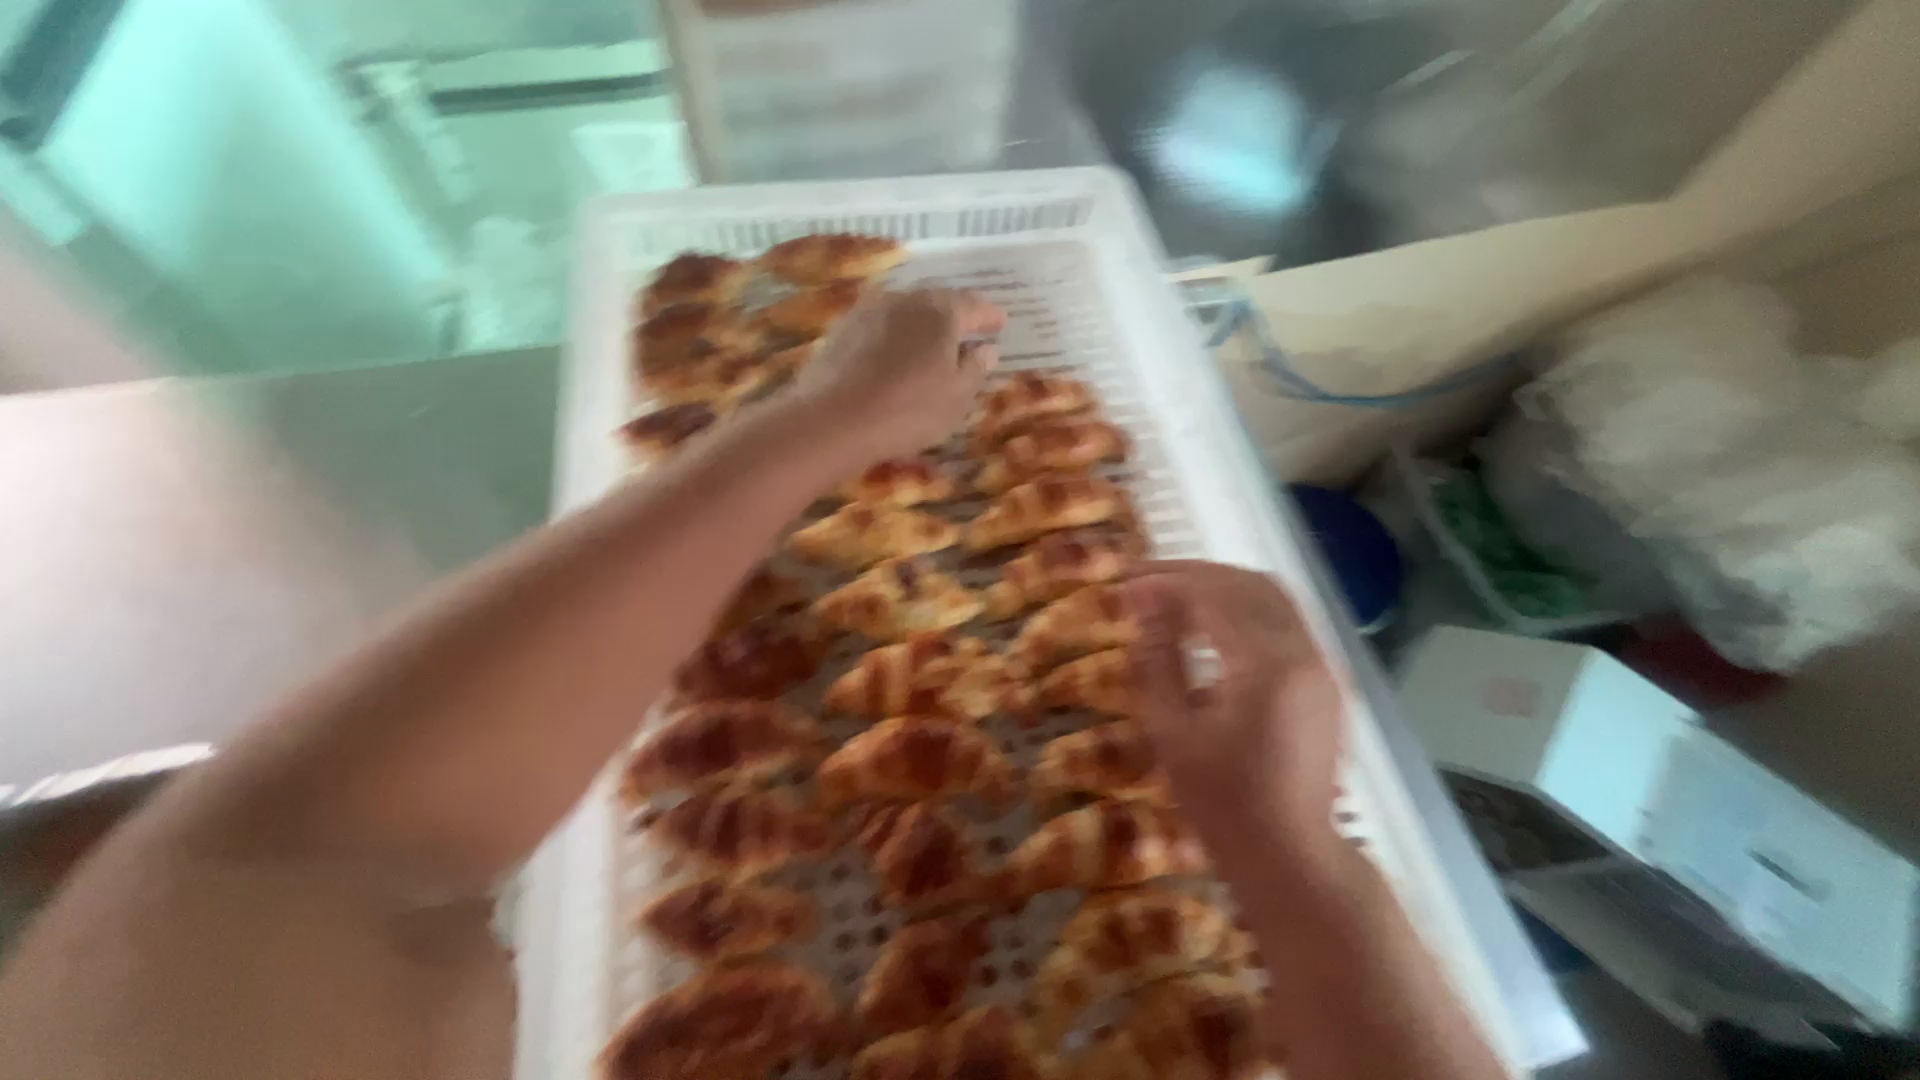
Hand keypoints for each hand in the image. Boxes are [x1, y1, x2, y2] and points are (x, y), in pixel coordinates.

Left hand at [791, 288, 1005, 461]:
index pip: (973, 305)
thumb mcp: (956, 398)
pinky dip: (893, 336)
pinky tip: (893, 354)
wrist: (832, 419)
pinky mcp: (841, 329)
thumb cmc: (908, 411)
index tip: (1000, 323)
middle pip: (937, 302)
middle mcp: (905, 300)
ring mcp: (868, 311)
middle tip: (966, 331)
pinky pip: (878, 326)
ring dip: (920, 324)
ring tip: (929, 344)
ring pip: (905, 311)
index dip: (989, 316)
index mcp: (941, 312)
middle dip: (954, 315)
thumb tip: (987, 349)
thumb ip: (975, 369)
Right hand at [1125, 561, 1345, 857]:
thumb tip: (1143, 604)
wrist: (1290, 856)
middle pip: (1247, 583)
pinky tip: (1210, 629)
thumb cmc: (1222, 802)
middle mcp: (1304, 652)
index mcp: (1266, 665)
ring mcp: (1322, 665)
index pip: (1213, 595)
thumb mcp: (1172, 732)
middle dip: (1193, 575)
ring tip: (1172, 599)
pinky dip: (1244, 610)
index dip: (1165, 582)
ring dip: (1221, 587)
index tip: (1124, 584)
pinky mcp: (1325, 680)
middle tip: (1145, 582)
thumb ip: (1156, 660)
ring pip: (1271, 597)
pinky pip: (1284, 621)